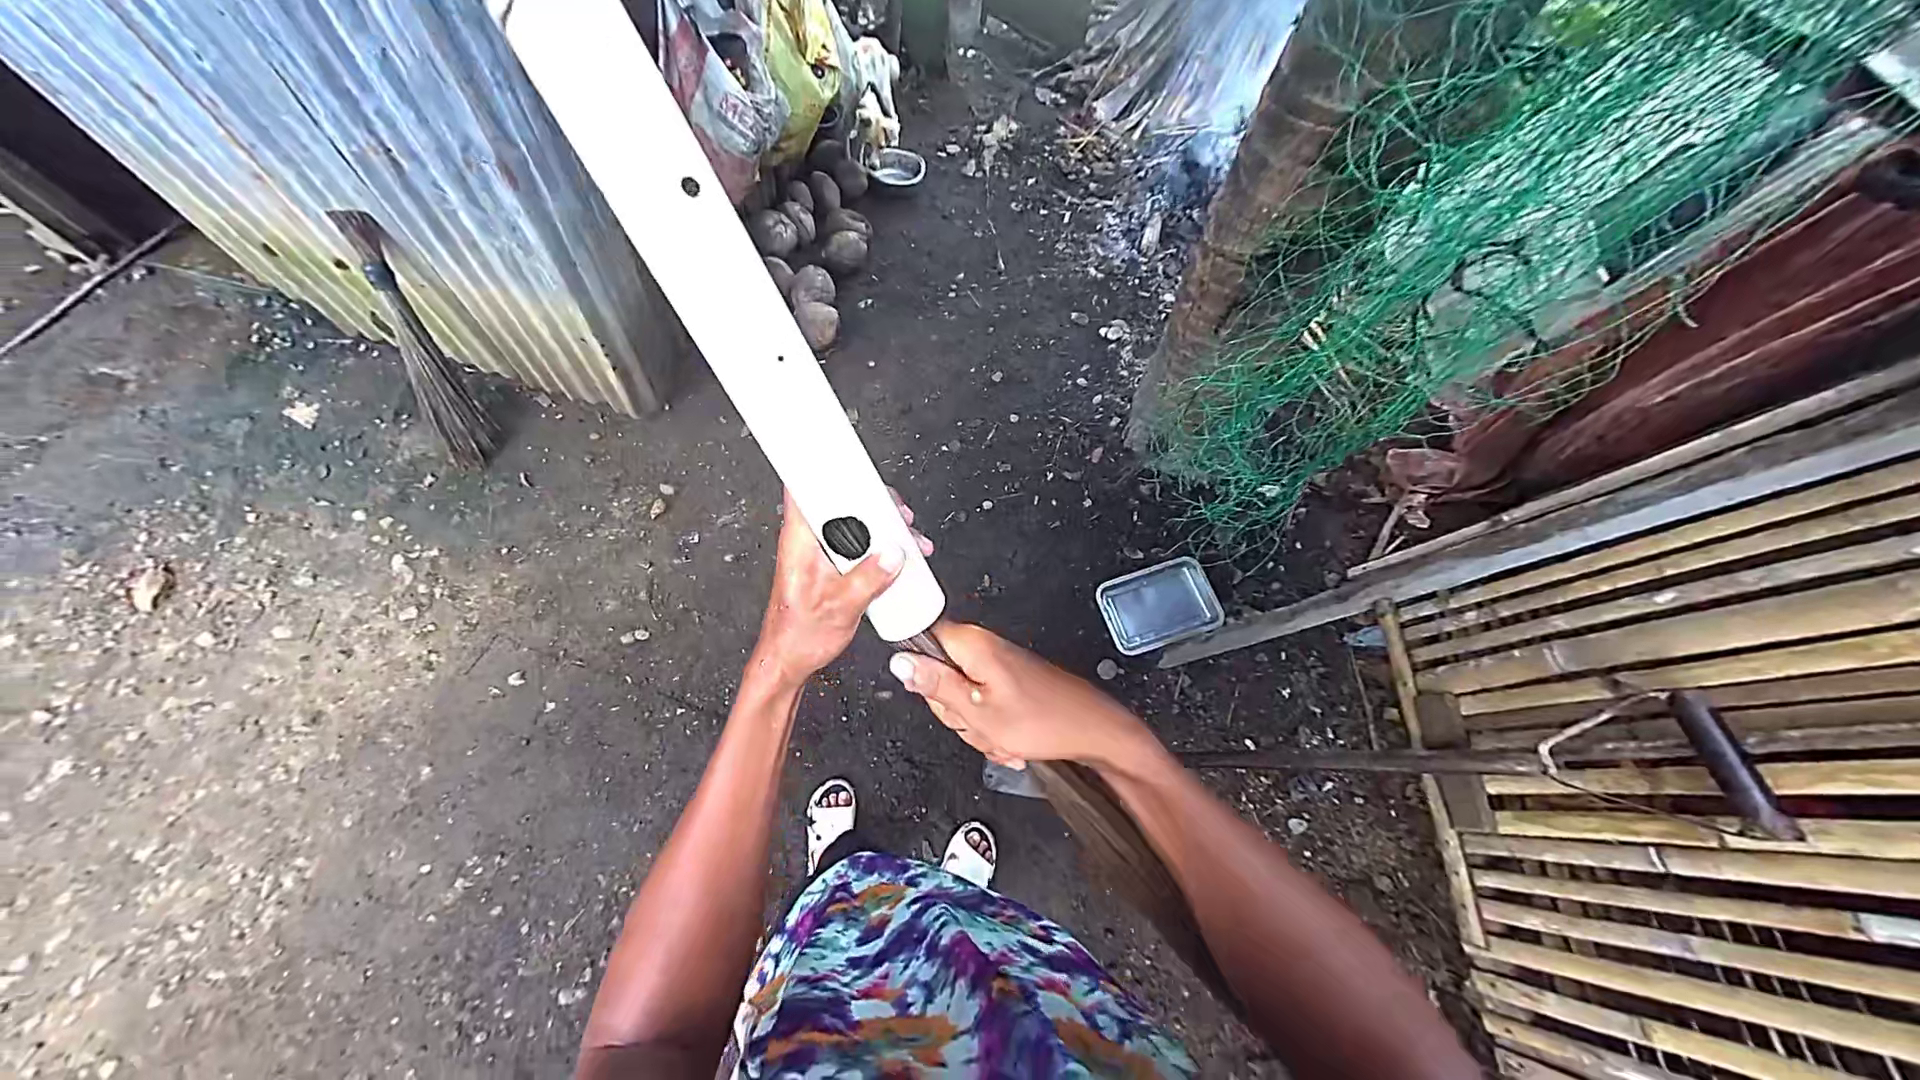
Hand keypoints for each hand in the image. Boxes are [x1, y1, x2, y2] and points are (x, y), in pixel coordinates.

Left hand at [753, 488, 932, 684]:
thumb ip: (871, 578)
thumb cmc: (798, 635)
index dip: (828, 469)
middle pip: (839, 499)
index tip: (852, 465)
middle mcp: (807, 540)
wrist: (790, 659)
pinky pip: (856, 541)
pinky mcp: (831, 563)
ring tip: (906, 536)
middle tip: (896, 512)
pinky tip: (897, 555)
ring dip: (881, 525)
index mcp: (800, 539)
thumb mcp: (841, 606)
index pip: (804, 485)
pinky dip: (878, 543)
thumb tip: (894, 553)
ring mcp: (819, 550)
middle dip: (873, 501)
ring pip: (852, 521)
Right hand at [887, 621, 1159, 771]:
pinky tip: (1008, 735)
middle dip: (953, 709)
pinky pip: (981, 702)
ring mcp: (995, 662)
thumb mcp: (978, 712)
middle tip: (977, 721)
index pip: (918, 643)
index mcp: (971, 644)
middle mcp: (982, 645)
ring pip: (959, 696)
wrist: (1091, 730)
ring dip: (975, 723)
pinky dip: (991, 724)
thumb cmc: (1047, 720)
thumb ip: (935, 685)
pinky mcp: (1006, 678)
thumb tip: (900, 663)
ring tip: (999, 731)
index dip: (921, 676)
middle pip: (937, 676)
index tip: (939, 696)